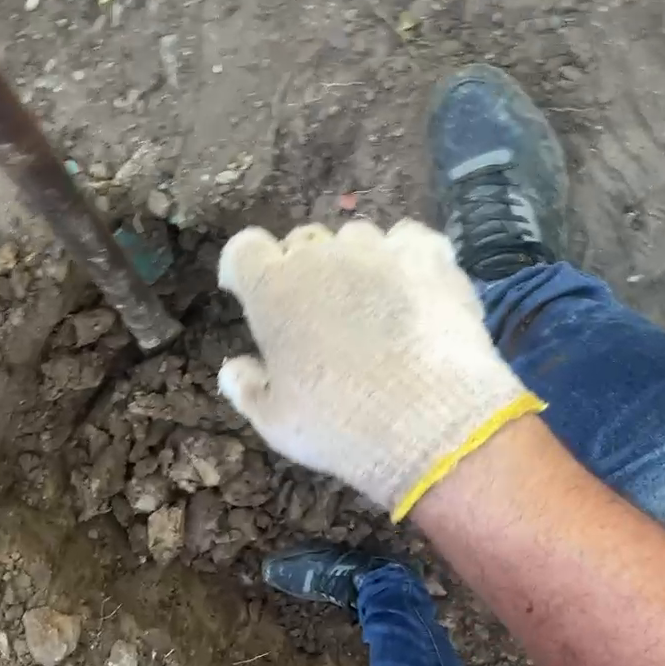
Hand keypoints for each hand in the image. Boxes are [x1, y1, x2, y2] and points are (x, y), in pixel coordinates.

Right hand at [216, 220, 543, 519]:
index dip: (242, 270)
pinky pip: (406, 241)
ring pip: (353, 240)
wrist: (428, 423)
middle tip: (311, 316)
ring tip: (365, 306)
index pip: (243, 251)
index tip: (247, 292)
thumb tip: (233, 369)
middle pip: (299, 243)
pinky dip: (400, 259)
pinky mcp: (431, 258)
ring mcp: (380, 251)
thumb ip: (247, 388)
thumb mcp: (274, 422)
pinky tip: (407, 290)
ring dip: (349, 265)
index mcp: (273, 291)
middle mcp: (322, 257)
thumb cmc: (337, 425)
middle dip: (297, 270)